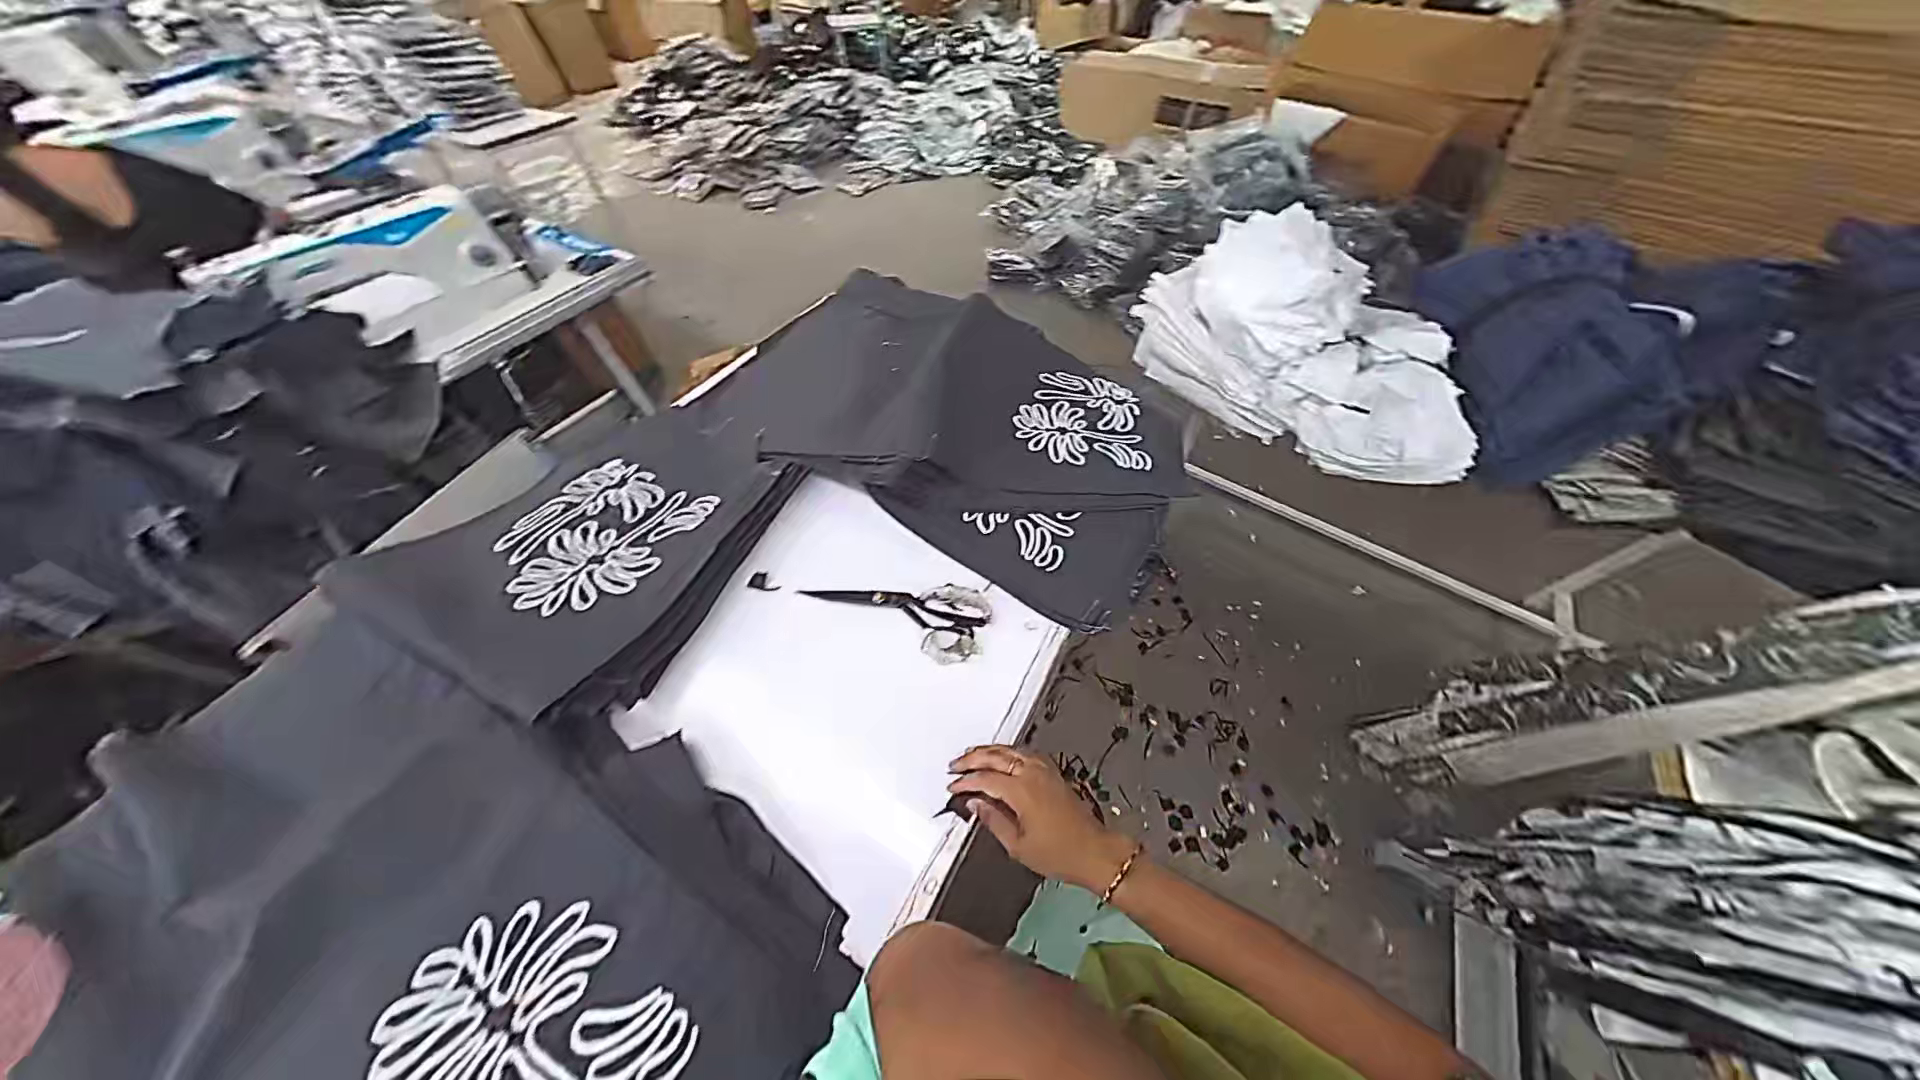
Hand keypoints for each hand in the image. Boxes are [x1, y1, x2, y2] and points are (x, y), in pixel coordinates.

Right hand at [948, 745, 1138, 892]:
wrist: (1093, 851)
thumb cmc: (1059, 853)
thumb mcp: (1018, 845)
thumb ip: (993, 820)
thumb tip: (976, 804)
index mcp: (1021, 790)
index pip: (984, 778)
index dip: (966, 782)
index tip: (954, 788)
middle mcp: (1032, 773)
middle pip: (994, 756)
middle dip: (971, 759)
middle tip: (955, 766)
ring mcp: (1043, 769)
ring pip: (1009, 750)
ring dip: (987, 751)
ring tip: (971, 756)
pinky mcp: (1051, 771)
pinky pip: (1022, 752)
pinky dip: (1006, 751)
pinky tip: (1000, 756)